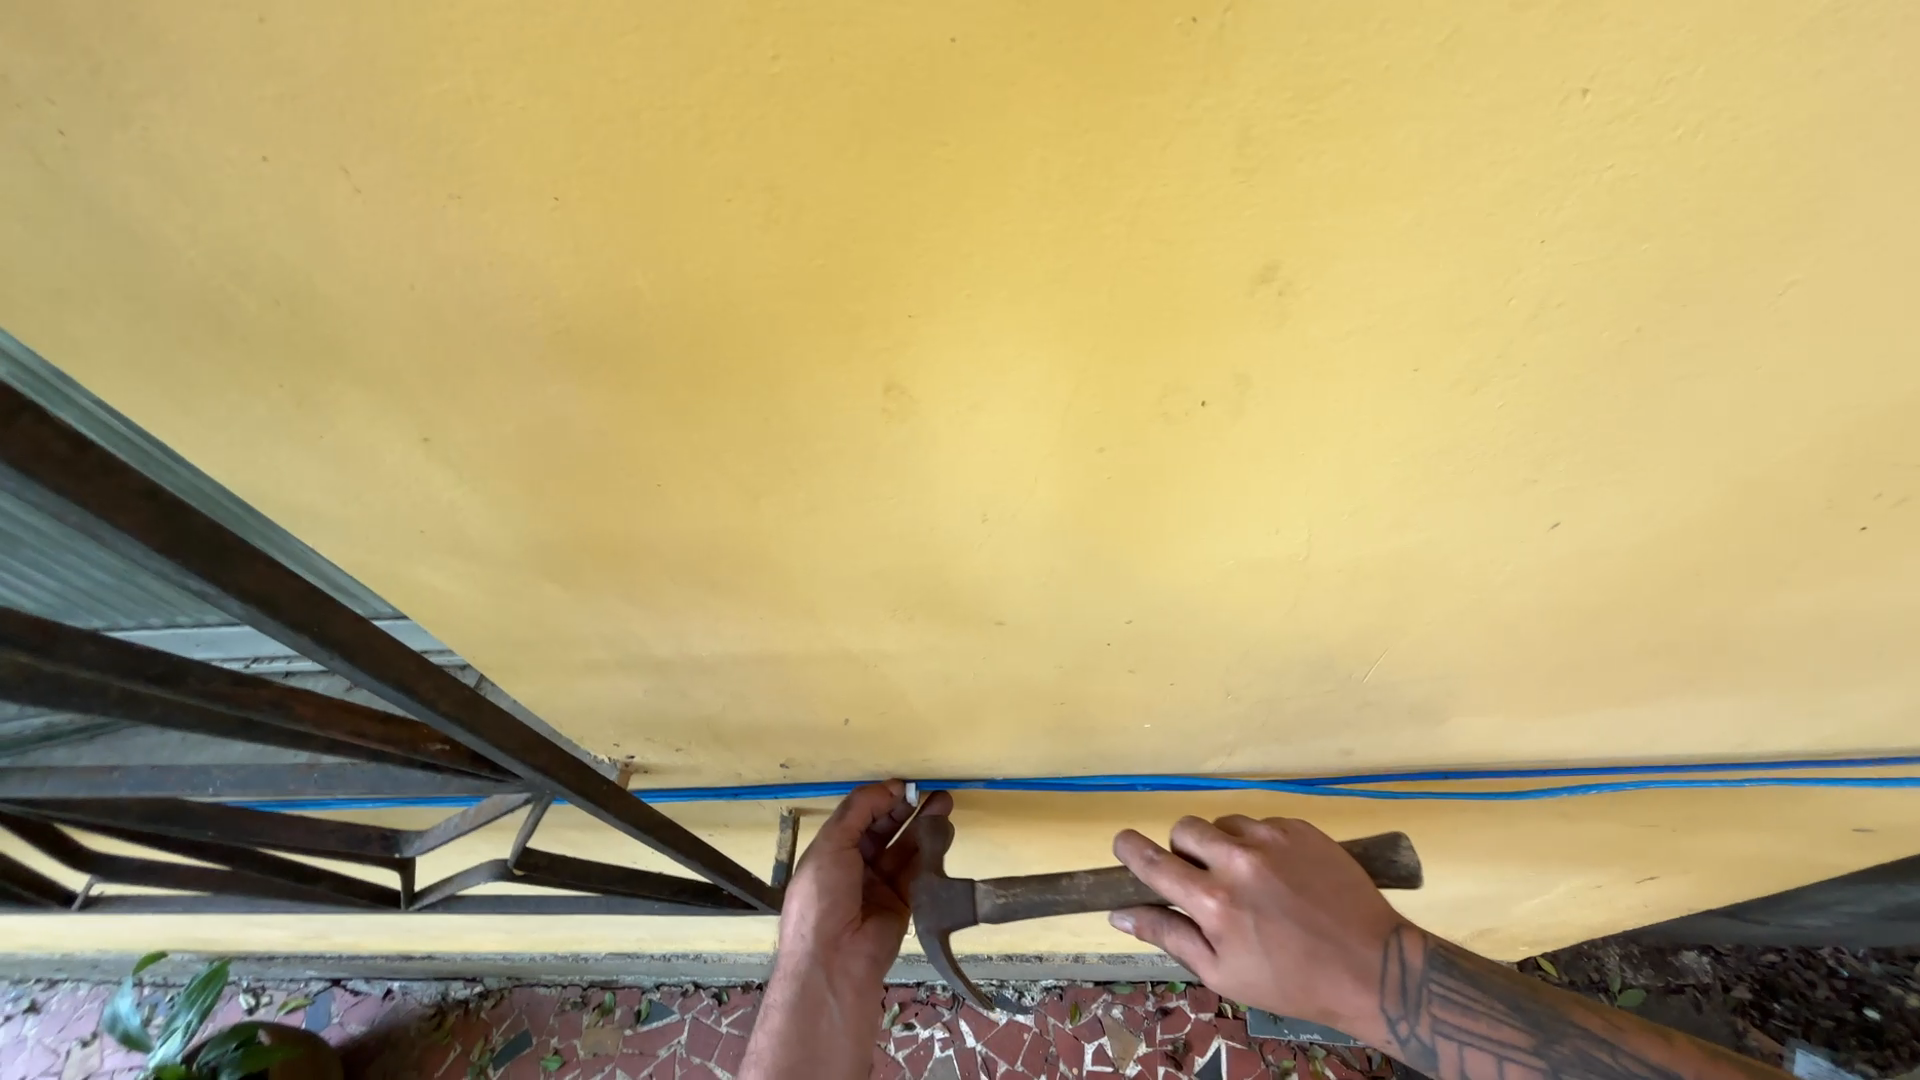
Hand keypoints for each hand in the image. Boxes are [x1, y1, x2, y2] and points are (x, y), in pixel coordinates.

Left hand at [777, 779, 954, 989]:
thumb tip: (891, 787)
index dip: (880, 800)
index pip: (858, 818)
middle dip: (906, 810)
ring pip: (904, 849)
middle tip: (930, 792)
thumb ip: (860, 810)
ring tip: (944, 804)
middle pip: (884, 830)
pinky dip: (930, 853)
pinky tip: (942, 833)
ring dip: (923, 826)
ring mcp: (879, 887)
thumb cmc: (823, 897)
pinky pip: (917, 873)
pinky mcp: (902, 904)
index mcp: (830, 852)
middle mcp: (854, 867)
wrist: (834, 962)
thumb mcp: (832, 844)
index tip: (903, 787)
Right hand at [1108, 815, 1410, 1030]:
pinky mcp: (1299, 828)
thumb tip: (1119, 913)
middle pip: (1184, 828)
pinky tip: (1282, 874)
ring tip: (1250, 878)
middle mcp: (1237, 861)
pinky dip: (1260, 843)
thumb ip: (1169, 935)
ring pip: (1223, 822)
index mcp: (1213, 902)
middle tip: (1205, 877)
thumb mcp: (1223, 973)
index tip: (1122, 843)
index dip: (1129, 848)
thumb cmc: (1292, 982)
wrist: (1373, 967)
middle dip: (1183, 848)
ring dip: (1223, 844)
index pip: (1153, 860)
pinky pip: (1261, 823)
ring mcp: (1271, 839)